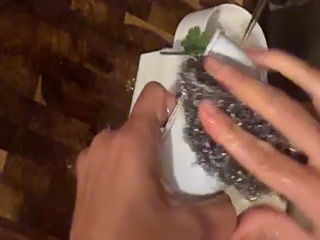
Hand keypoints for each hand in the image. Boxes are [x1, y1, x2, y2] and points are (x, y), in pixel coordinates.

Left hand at [72, 81, 235, 239]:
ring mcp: (90, 163)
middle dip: (168, 144)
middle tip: (189, 174)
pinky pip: (113, 166)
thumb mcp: (192, 231)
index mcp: (130, 140)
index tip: (196, 133)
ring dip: (148, 164)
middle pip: (144, 124)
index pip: (156, 93)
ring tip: (167, 196)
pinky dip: (129, 178)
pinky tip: (143, 208)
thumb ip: (221, 208)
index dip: (179, 105)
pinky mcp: (82, 185)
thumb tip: (236, 197)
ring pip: (129, 147)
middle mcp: (106, 141)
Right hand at [198, 49, 319, 239]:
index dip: (231, 134)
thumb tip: (235, 223)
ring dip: (285, 66)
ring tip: (254, 53)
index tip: (204, 107)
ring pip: (319, 89)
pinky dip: (308, 86)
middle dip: (246, 85)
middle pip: (286, 111)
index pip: (267, 159)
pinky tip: (288, 83)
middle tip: (215, 64)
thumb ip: (278, 231)